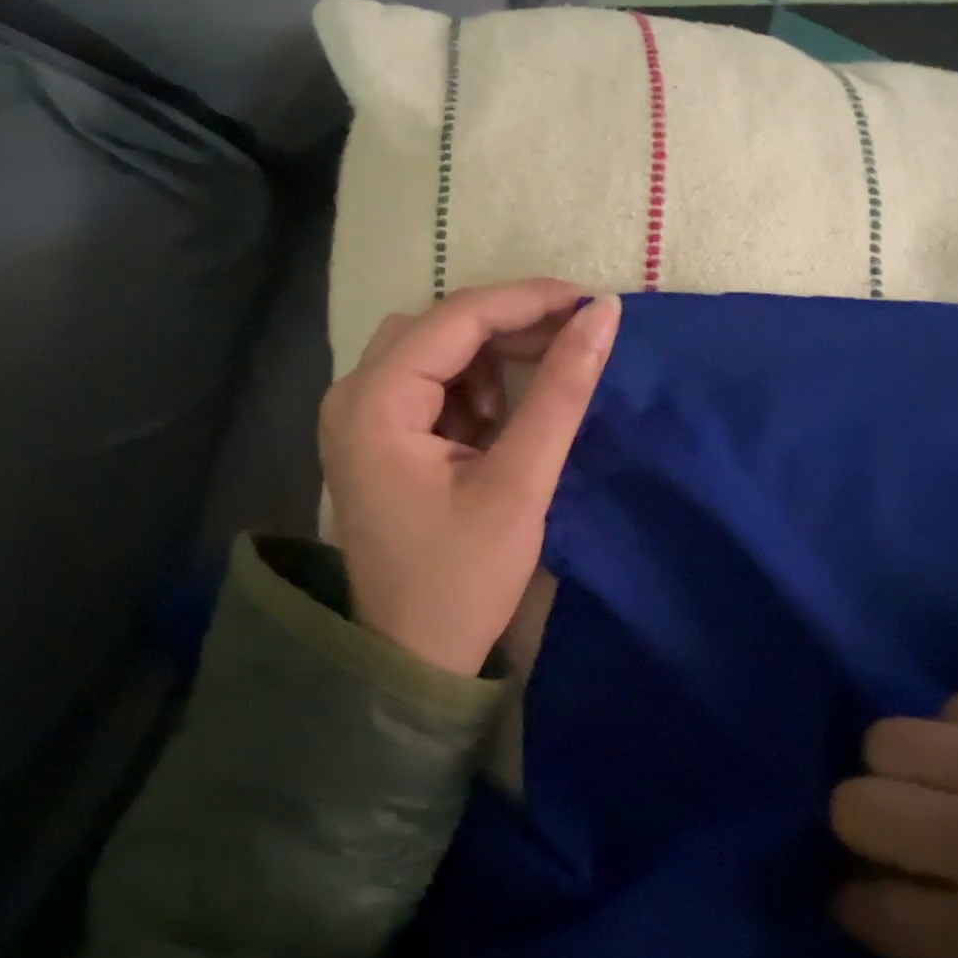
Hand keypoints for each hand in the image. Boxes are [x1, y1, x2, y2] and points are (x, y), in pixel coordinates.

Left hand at [319, 279, 619, 676]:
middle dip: (508, 330)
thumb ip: (561, 392)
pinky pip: (425, 388)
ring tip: (530, 406)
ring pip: (432, 353)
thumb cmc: (463, 579)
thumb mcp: (520, 483)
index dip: (528, 300)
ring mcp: (357, 418)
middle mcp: (352, 396)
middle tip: (572, 344)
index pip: (455, 318)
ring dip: (488, 363)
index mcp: (375, 404)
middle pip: (437, 328)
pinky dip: (469, 393)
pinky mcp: (373, 440)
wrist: (412, 656)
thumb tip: (605, 314)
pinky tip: (497, 427)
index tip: (591, 302)